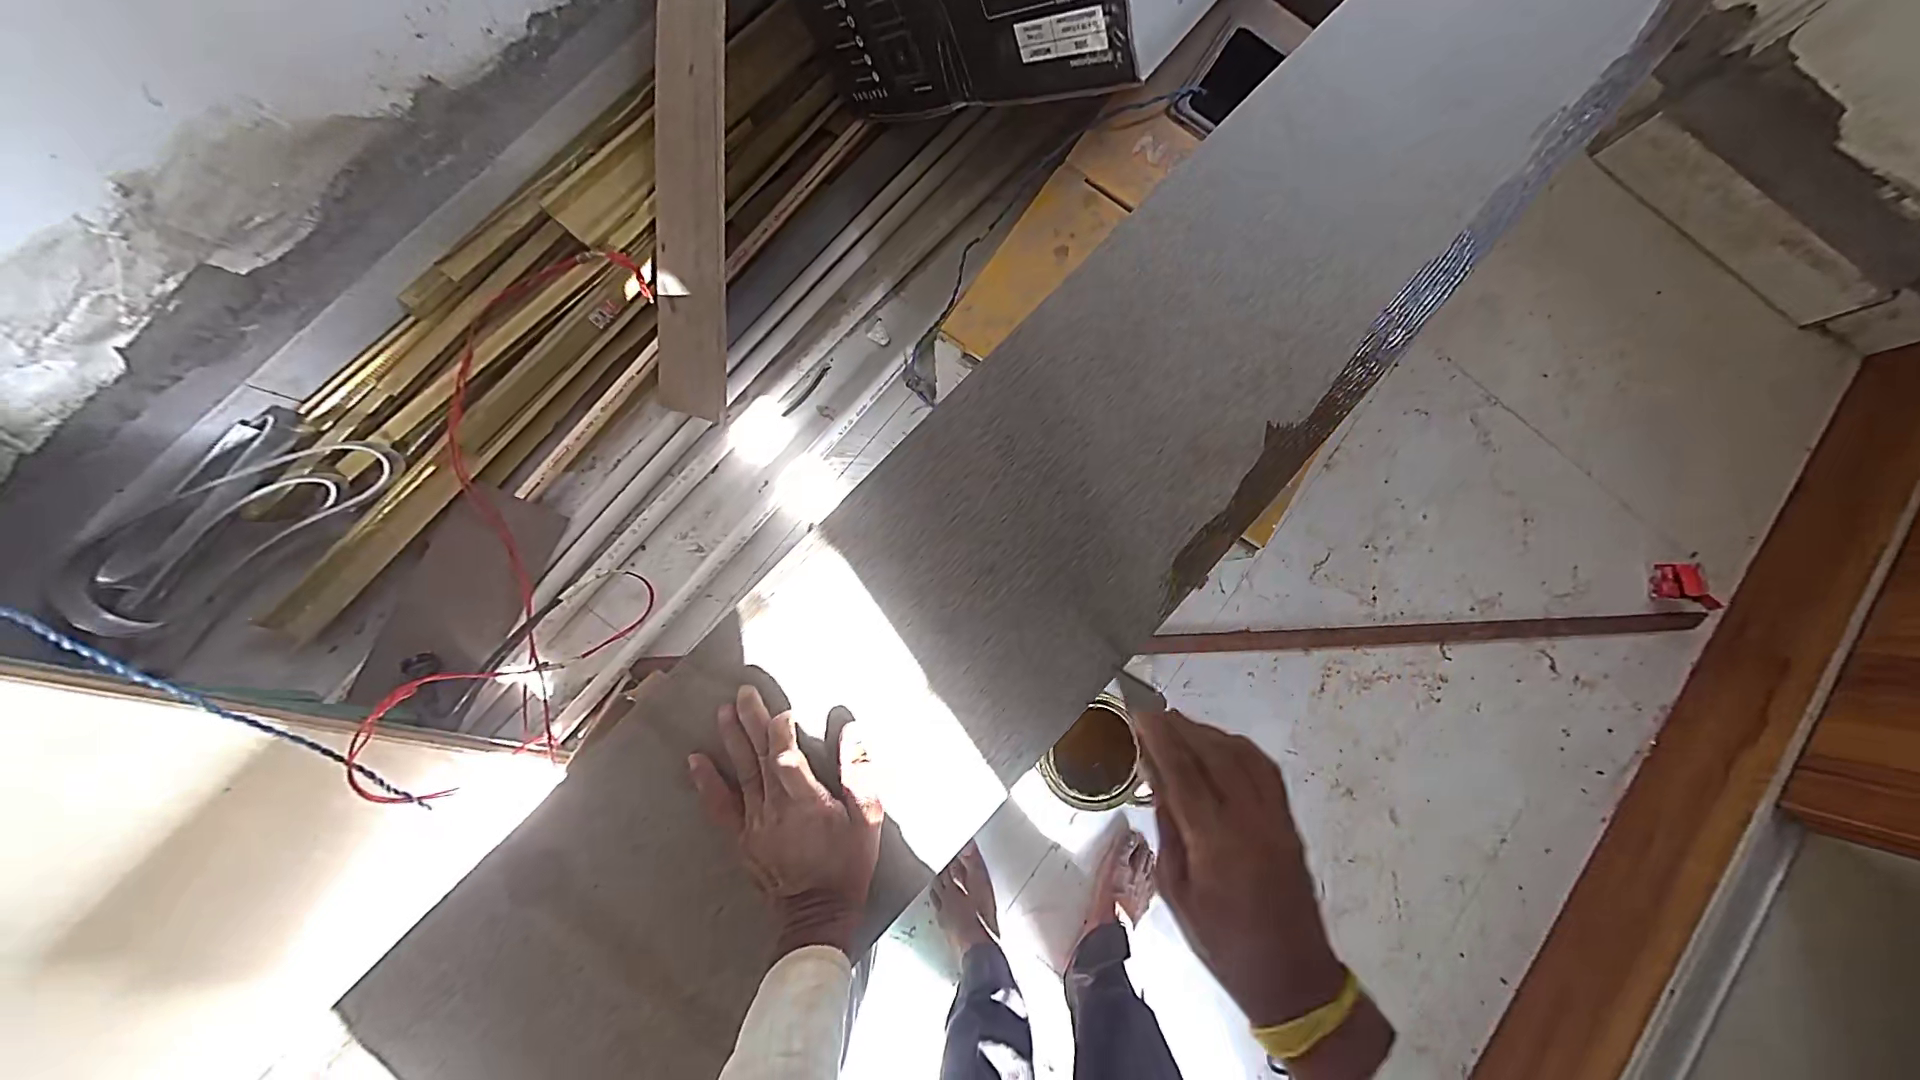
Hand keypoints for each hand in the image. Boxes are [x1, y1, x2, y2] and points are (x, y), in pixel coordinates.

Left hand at [688, 685, 883, 957]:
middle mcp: (774, 809)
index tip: (785, 710)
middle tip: (744, 692)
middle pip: (760, 756)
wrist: (818, 915)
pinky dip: (707, 782)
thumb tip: (852, 732)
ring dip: (731, 739)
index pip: (786, 755)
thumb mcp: (868, 819)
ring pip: (741, 772)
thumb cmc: (846, 865)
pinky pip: (720, 806)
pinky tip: (696, 760)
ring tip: (724, 712)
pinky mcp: (743, 838)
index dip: (782, 728)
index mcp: (805, 802)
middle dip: (751, 721)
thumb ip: (859, 774)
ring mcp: (754, 824)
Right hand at [1135, 707, 1392, 1075]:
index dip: (1158, 738)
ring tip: (1177, 723)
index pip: (1182, 772)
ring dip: (1207, 732)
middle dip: (1179, 727)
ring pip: (1241, 754)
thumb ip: (1167, 828)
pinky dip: (1237, 746)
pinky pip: (1264, 768)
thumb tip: (1156, 781)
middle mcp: (1249, 820)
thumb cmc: (1222, 942)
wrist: (1292, 977)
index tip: (1139, 714)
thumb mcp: (1176, 890)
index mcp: (1216, 841)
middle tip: (1151, 713)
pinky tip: (1218, 743)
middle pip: (1213, 754)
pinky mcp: (1288, 821)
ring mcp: (1275, 817)